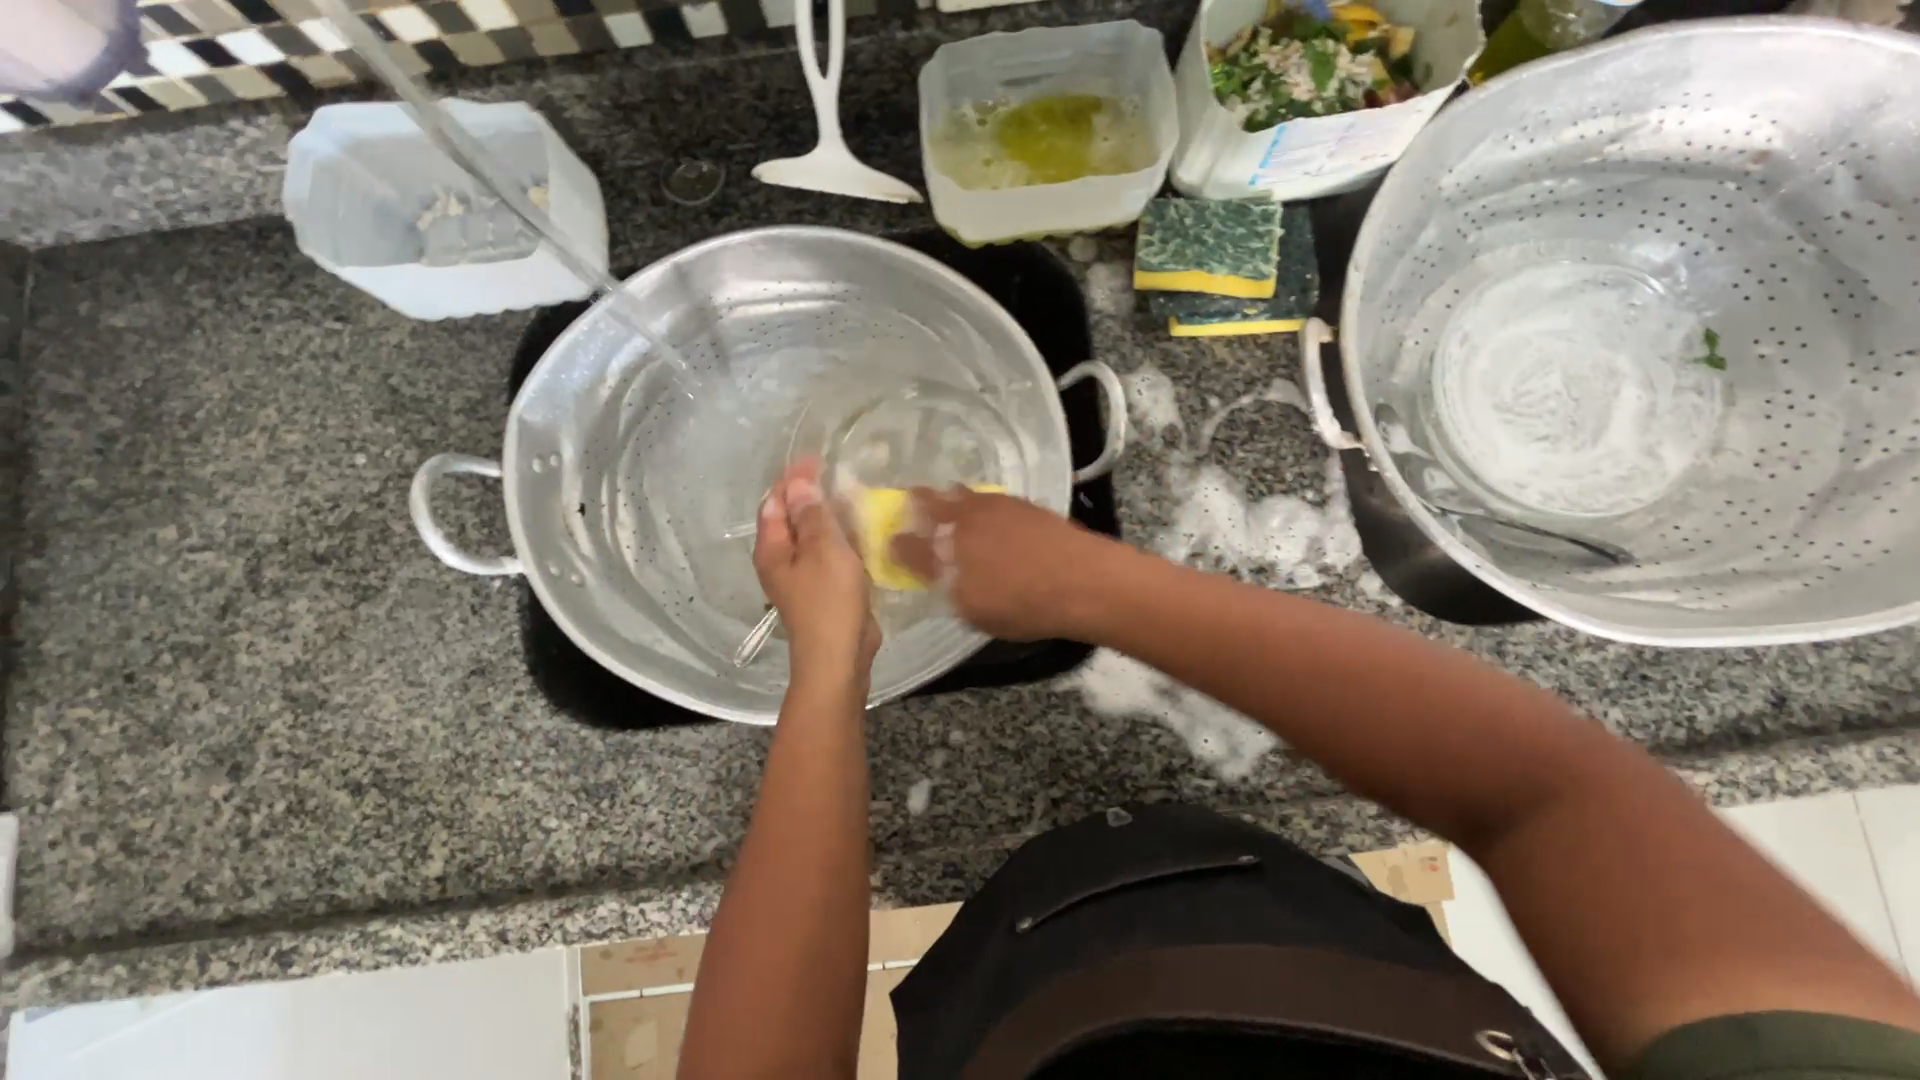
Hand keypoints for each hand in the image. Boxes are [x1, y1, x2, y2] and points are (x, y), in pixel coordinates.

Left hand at [754, 459, 880, 679]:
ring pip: (812, 537)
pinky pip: (828, 555)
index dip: (794, 479)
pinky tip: (860, 532)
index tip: (818, 458)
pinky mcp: (824, 590)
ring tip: (851, 495)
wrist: (839, 656)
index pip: (776, 502)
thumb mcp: (823, 549)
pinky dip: (840, 539)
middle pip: (791, 518)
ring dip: (827, 516)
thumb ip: (813, 514)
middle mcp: (781, 561)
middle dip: (809, 494)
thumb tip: (800, 484)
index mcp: (772, 548)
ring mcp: (802, 578)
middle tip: (835, 472)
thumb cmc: (829, 600)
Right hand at [889, 487, 1121, 641]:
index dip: (896, 545)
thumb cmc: (1026, 608)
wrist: (1080, 579)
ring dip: (946, 496)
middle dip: (916, 505)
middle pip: (927, 506)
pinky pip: (985, 495)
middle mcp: (959, 526)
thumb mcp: (979, 615)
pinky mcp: (1016, 501)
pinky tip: (981, 506)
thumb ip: (955, 595)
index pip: (906, 547)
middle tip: (911, 502)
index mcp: (943, 559)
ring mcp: (988, 508)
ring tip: (944, 498)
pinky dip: (975, 499)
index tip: (892, 544)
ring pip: (956, 494)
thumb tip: (946, 581)